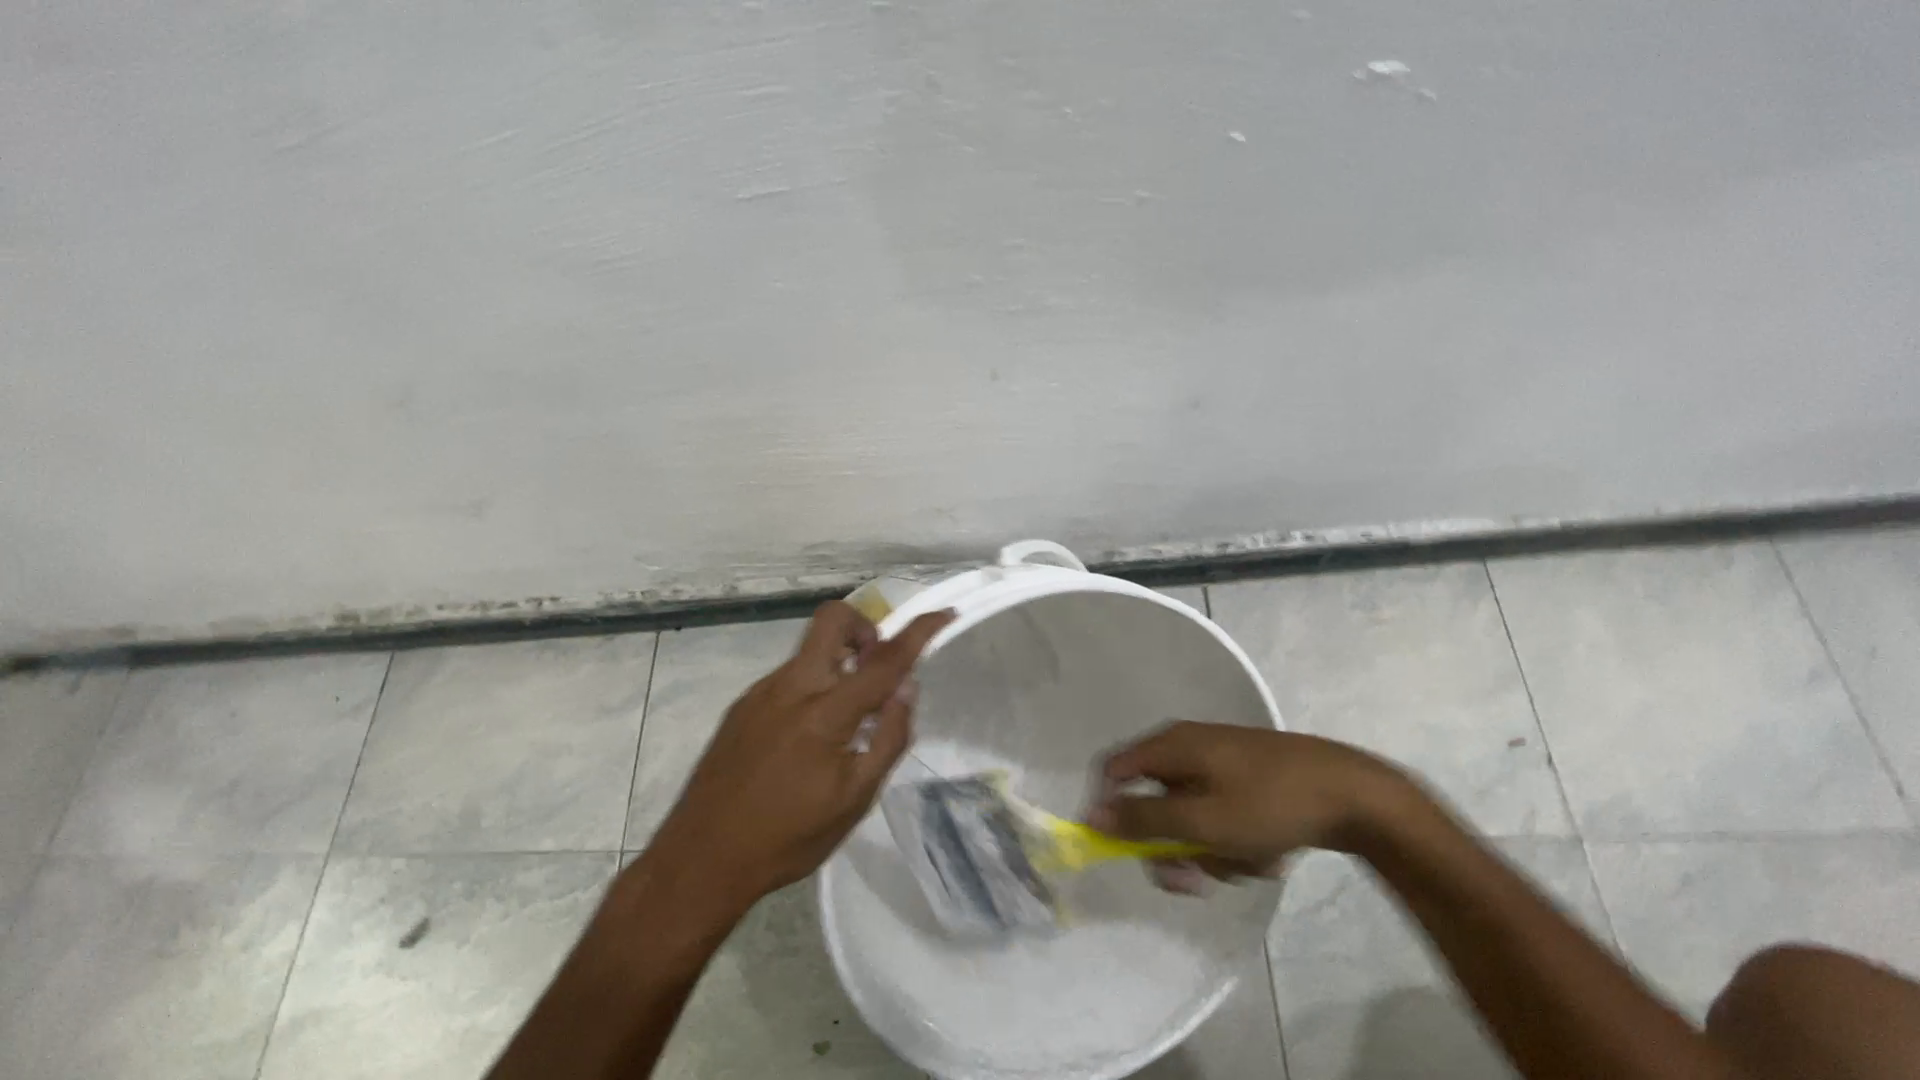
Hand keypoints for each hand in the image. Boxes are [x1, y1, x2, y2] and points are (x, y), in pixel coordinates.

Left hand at [646, 602, 954, 908]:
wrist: (702, 858)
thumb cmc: (788, 837)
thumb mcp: (854, 799)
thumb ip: (887, 738)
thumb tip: (907, 689)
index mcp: (824, 712)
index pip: (883, 660)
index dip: (918, 632)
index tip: (944, 614)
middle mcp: (789, 688)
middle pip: (831, 620)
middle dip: (864, 627)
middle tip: (877, 671)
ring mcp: (759, 694)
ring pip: (809, 652)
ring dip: (838, 666)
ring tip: (844, 726)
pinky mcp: (741, 707)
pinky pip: (788, 680)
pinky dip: (812, 690)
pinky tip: (807, 743)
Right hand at [1088, 721, 1416, 885]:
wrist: (1356, 796)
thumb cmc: (1269, 804)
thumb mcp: (1200, 821)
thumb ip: (1142, 821)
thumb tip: (1090, 813)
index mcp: (1171, 746)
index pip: (1113, 772)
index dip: (1110, 810)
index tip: (1127, 850)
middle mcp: (1189, 748)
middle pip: (1153, 803)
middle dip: (1171, 846)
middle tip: (1196, 876)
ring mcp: (1221, 763)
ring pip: (1190, 818)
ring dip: (1209, 850)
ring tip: (1246, 862)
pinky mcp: (1248, 781)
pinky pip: (1221, 817)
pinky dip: (1234, 841)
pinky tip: (1265, 853)